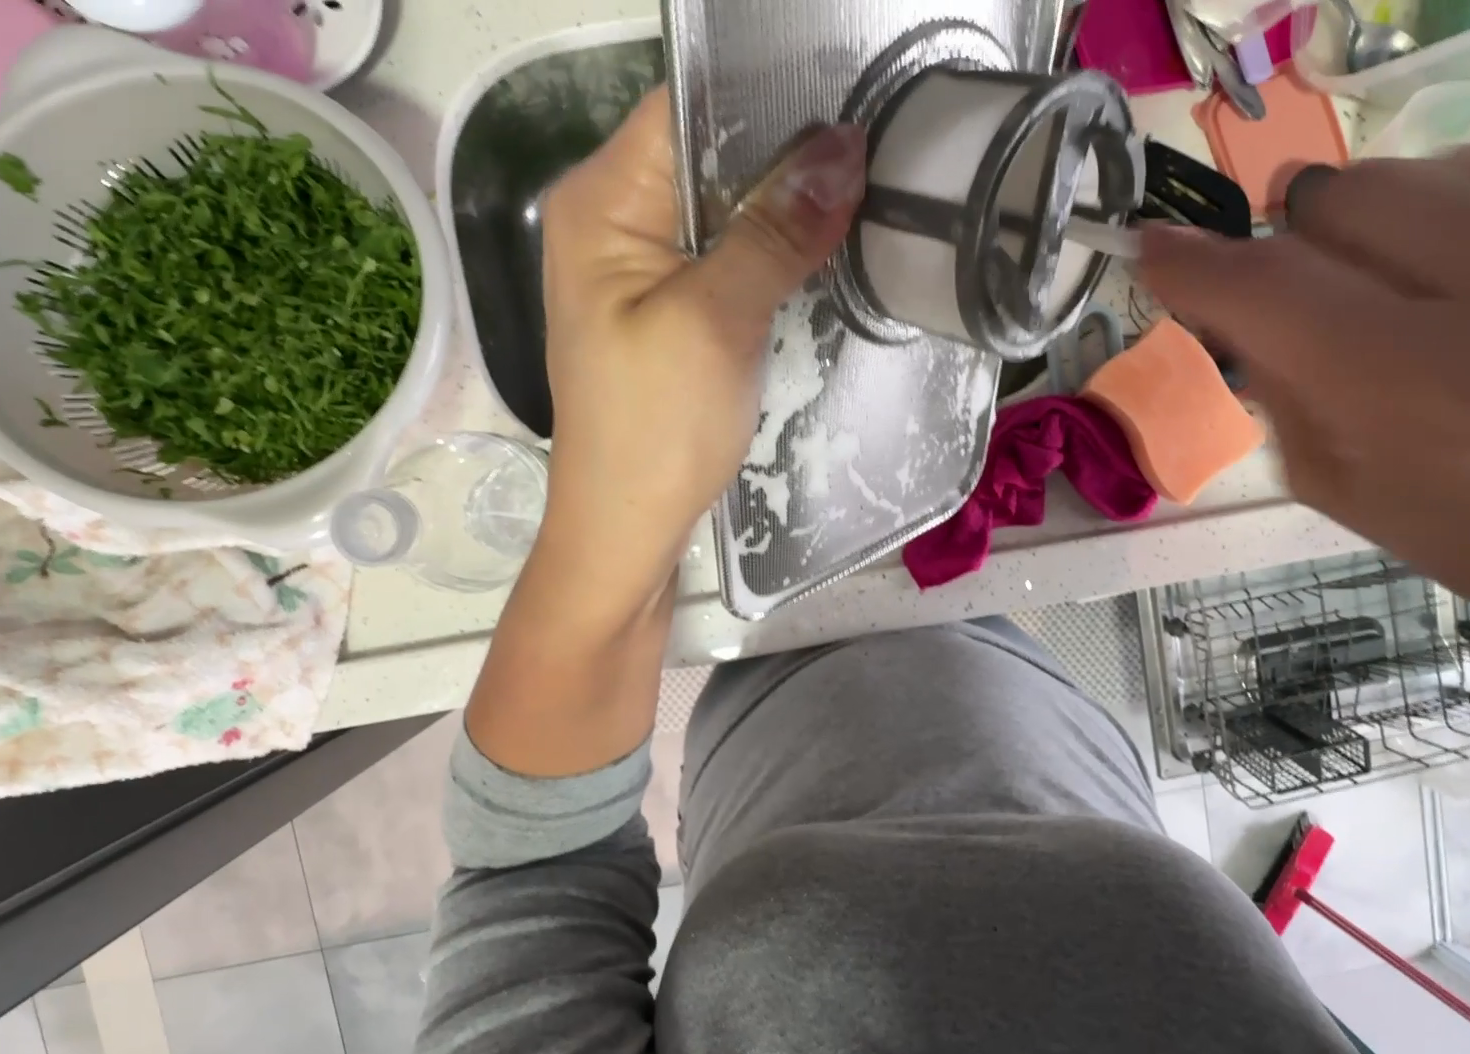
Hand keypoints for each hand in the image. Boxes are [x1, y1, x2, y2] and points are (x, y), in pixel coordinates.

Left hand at [536, 90, 866, 610]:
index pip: (687, 110)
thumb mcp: (715, 321)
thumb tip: (842, 149)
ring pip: (722, 208)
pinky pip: (722, 256)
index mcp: (600, 202)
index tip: (848, 121)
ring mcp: (637, 268)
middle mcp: (610, 220)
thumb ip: (774, 232)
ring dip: (783, 210)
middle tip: (869, 166)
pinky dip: (767, 253)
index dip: (767, 107)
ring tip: (858, 204)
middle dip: (785, 160)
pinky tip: (816, 255)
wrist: (625, 529)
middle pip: (708, 155)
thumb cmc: (654, 429)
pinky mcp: (665, 309)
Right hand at [1143, 142, 1469, 738]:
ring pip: (1459, 164)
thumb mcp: (1374, 506)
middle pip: (1356, 194)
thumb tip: (1238, 302)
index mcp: (1457, 402)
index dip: (1197, 265)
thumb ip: (1288, 394)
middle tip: (1338, 293)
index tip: (1157, 253)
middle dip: (1315, 240)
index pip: (1275, 287)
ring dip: (1427, 229)